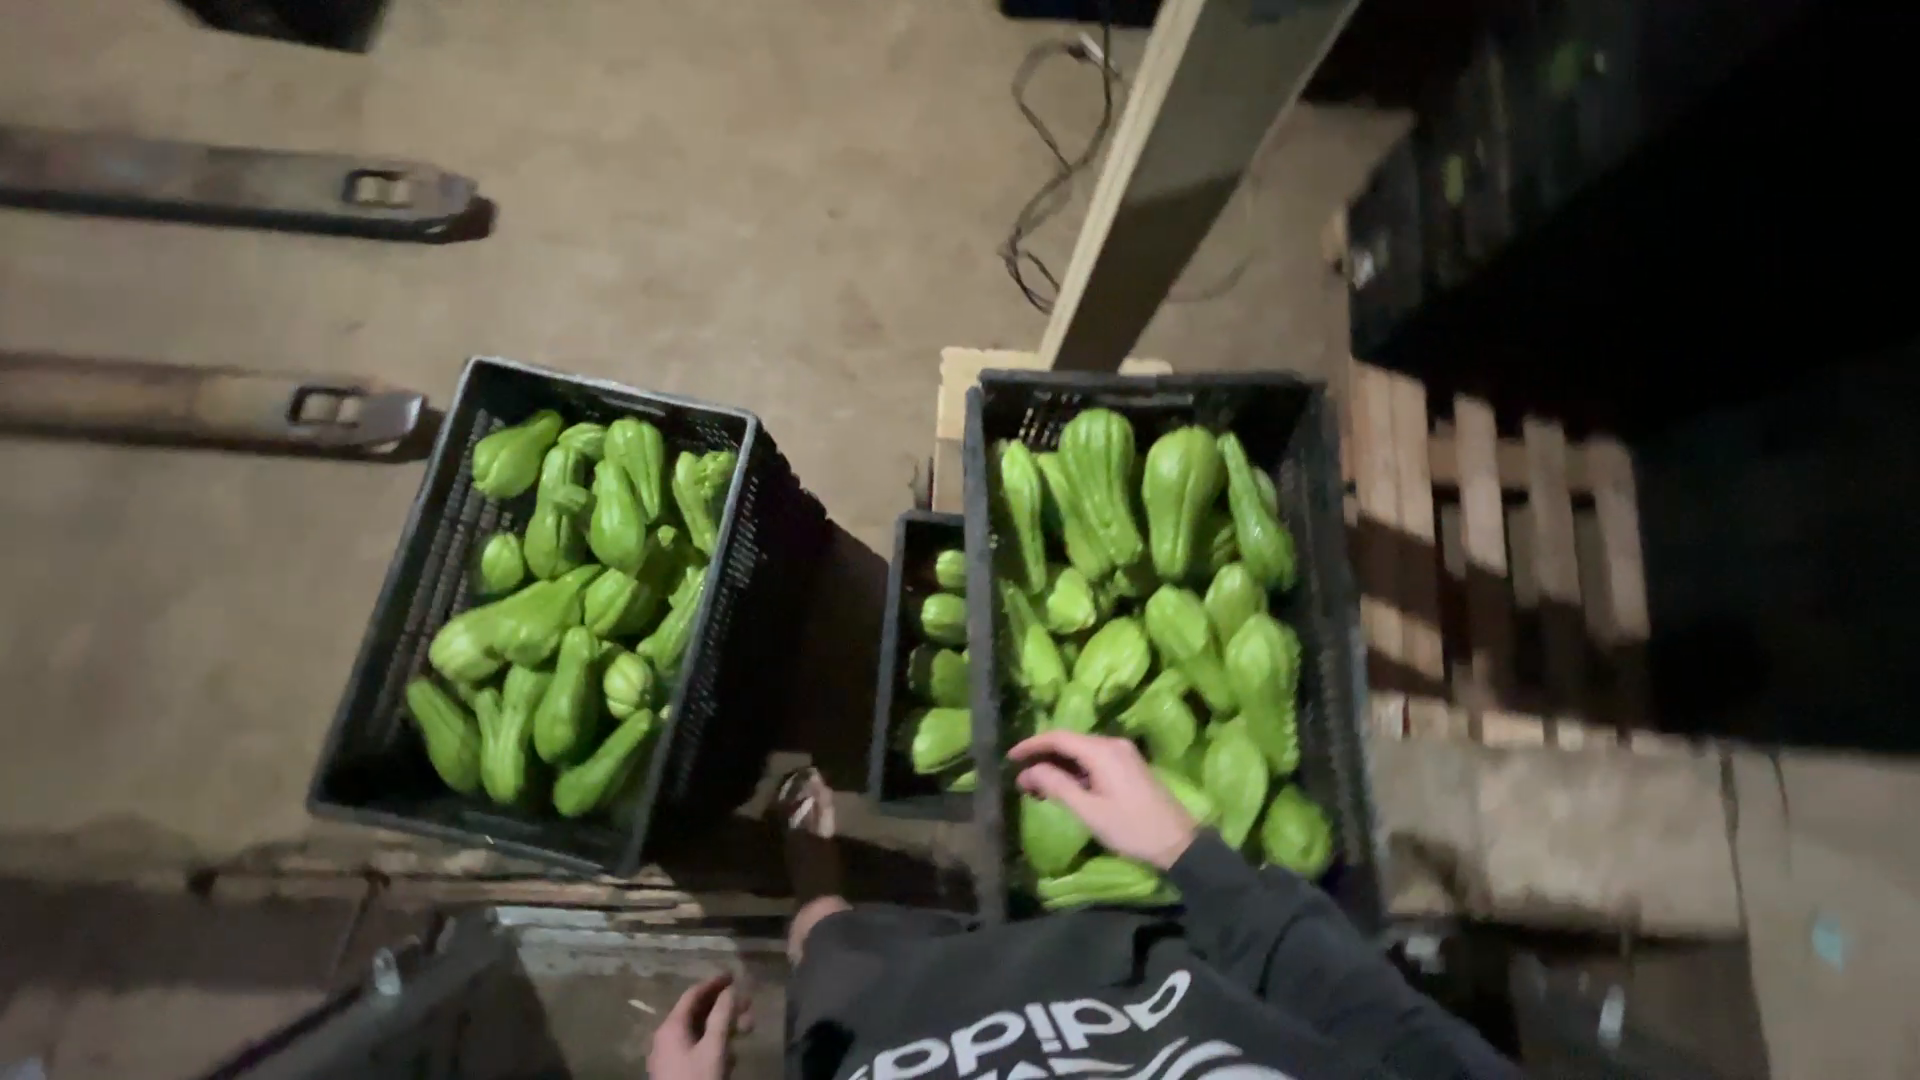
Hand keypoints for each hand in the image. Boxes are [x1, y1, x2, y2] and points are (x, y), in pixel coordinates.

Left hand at [648, 974, 751, 1079]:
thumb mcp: (714, 1047)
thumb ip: (722, 1015)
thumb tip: (729, 990)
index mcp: (671, 1026)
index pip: (693, 994)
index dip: (715, 982)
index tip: (735, 976)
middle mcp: (666, 1037)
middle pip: (697, 1012)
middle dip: (724, 1007)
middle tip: (748, 1005)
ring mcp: (668, 1056)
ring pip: (699, 1032)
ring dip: (723, 1027)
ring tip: (746, 1031)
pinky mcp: (674, 1072)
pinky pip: (695, 1049)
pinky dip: (713, 1045)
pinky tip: (731, 1056)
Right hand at [1008, 730, 1197, 869]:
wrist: (1179, 843)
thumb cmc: (1132, 828)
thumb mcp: (1090, 811)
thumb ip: (1058, 786)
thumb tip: (1030, 770)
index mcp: (1103, 751)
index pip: (1058, 738)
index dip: (1031, 745)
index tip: (1010, 758)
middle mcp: (1112, 744)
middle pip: (1069, 743)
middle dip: (1042, 759)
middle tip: (1022, 782)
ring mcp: (1122, 754)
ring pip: (1080, 752)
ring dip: (1057, 767)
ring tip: (1037, 789)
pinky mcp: (1128, 766)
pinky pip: (1093, 760)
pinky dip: (1074, 771)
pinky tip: (1063, 788)